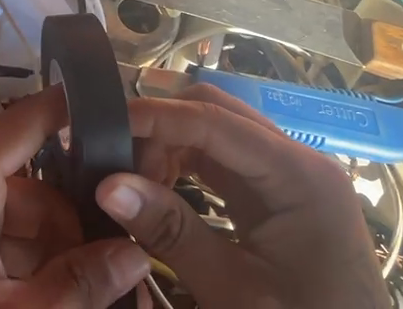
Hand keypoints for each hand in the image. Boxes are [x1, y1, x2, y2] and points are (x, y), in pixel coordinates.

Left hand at [0, 87, 151, 308]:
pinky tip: (56, 297)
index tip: (113, 104)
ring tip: (93, 289)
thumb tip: (138, 255)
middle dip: (74, 221)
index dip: (65, 109)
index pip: (20, 124)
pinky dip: (26, 263)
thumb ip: (79, 285)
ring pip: (17, 216)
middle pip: (30, 184)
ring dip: (54, 250)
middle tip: (120, 257)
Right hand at [97, 83, 387, 308]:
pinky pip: (224, 162)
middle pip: (216, 111)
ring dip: (169, 147)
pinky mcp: (279, 198)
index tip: (101, 125)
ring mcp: (291, 178)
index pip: (214, 118)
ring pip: (215, 132)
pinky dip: (185, 167)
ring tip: (135, 182)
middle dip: (161, 128)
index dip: (154, 116)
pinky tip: (159, 190)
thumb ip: (171, 232)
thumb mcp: (233, 291)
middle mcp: (299, 161)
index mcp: (301, 175)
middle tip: (118, 164)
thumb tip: (106, 185)